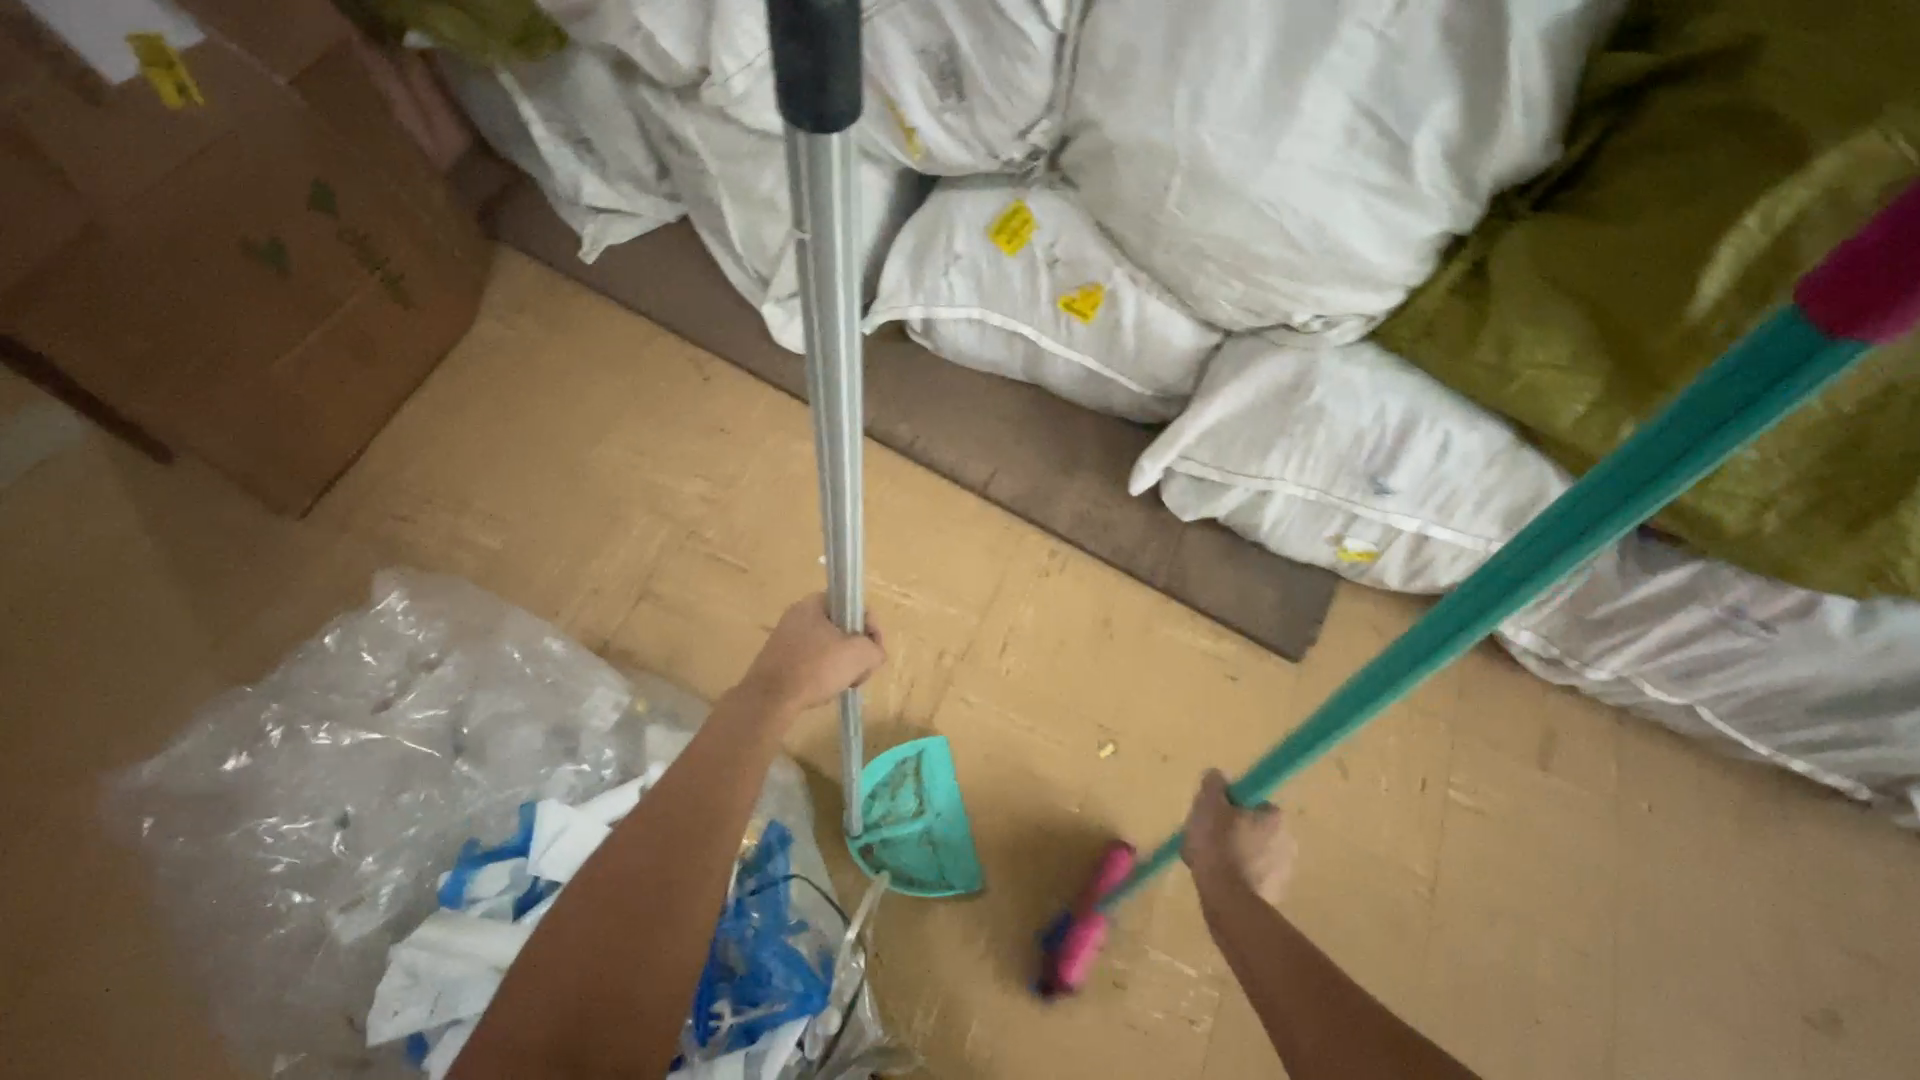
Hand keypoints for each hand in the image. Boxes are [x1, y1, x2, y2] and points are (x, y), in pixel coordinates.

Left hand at [737, 594, 886, 715]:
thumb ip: (876, 649)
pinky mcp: (779, 659)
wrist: (769, 699)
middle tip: (860, 671)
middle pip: (842, 628)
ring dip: (842, 664)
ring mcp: (786, 638)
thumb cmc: (815, 668)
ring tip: (843, 683)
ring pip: (828, 646)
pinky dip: (823, 673)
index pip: (852, 605)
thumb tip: (874, 654)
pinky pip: (811, 660)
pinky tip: (825, 689)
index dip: (869, 626)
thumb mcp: (859, 656)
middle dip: (856, 650)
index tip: (872, 650)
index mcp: (814, 603)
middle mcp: (798, 615)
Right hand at [1182, 770, 1297, 906]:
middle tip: (1203, 839)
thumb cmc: (1219, 846)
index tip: (1211, 815)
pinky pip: (1248, 877)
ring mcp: (1282, 872)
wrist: (1229, 901)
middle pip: (1250, 829)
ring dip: (1228, 855)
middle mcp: (1287, 842)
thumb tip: (1217, 775)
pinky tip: (1212, 879)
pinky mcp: (1272, 895)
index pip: (1253, 804)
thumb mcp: (1209, 806)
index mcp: (1275, 818)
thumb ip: (1213, 786)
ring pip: (1248, 854)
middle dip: (1227, 832)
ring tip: (1202, 862)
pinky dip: (1232, 876)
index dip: (1229, 807)